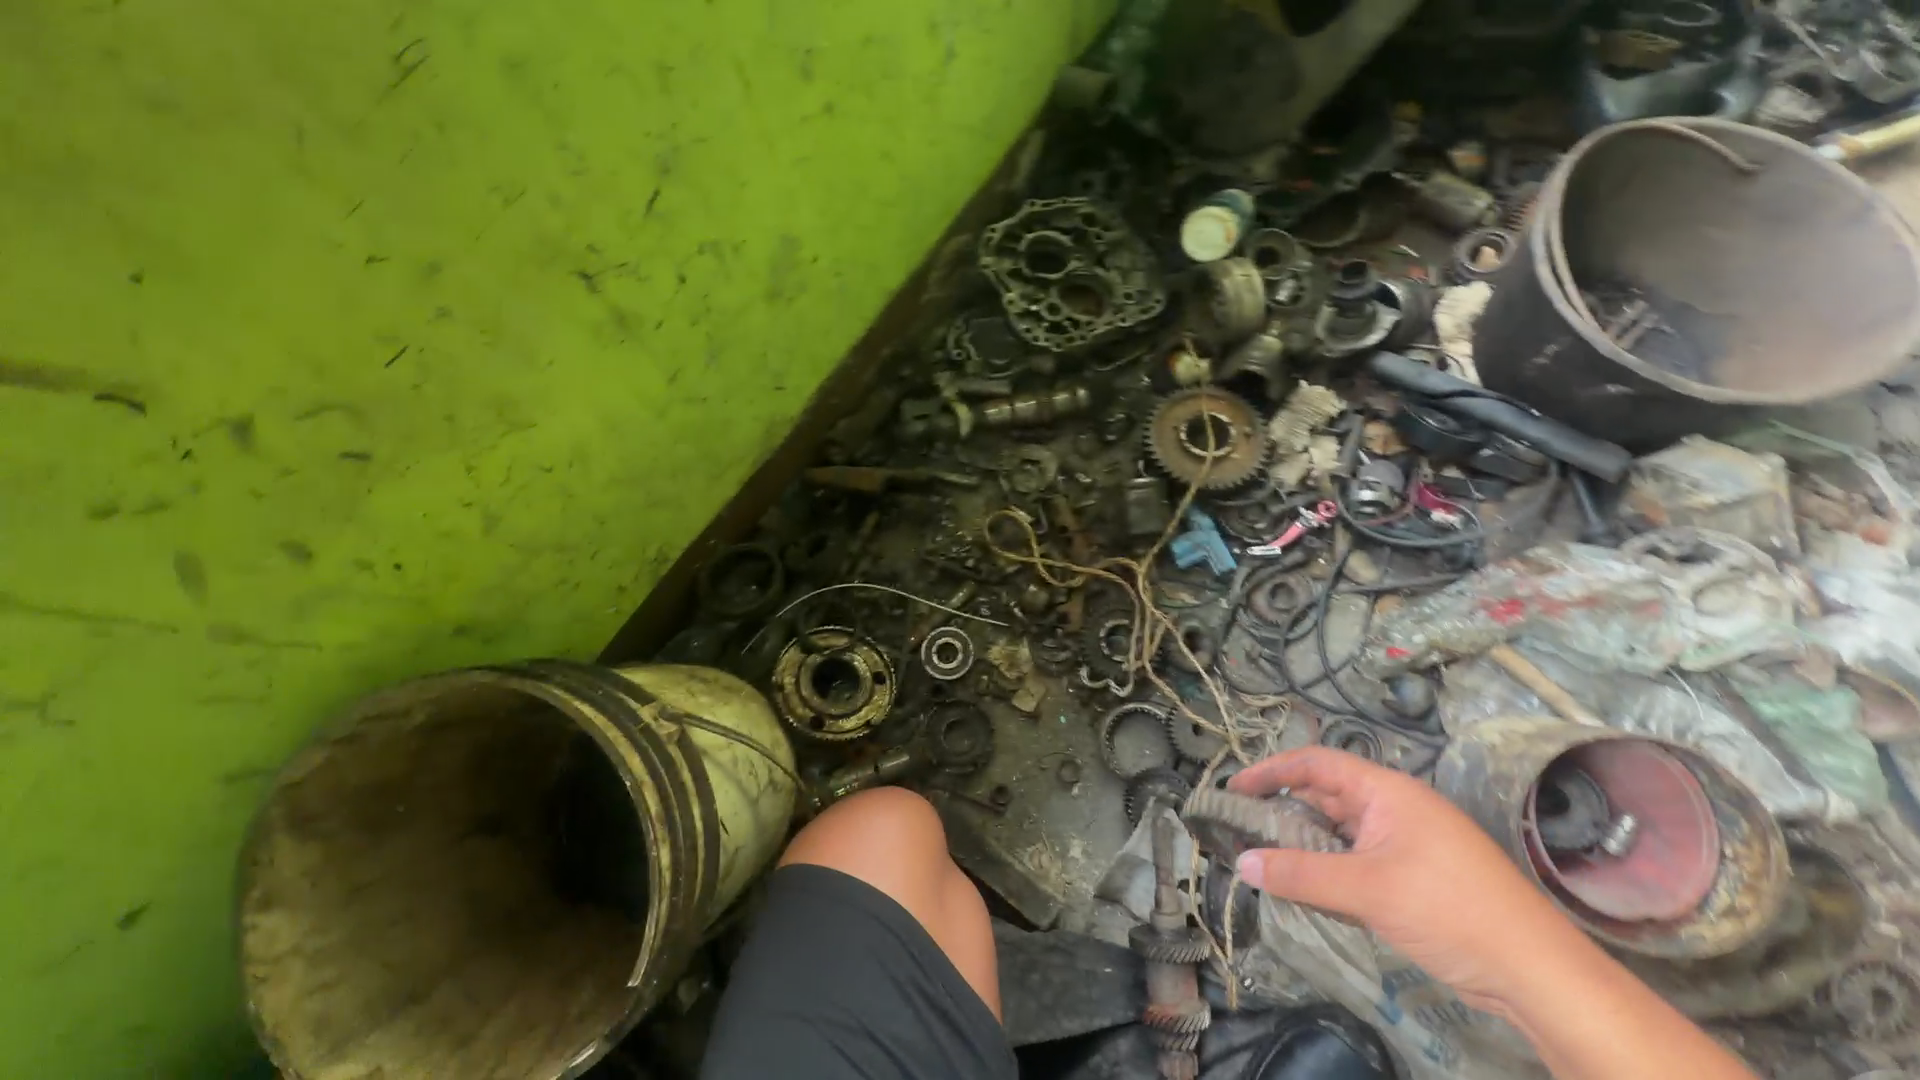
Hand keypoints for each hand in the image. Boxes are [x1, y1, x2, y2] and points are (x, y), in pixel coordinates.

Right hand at [1228, 746, 1586, 1016]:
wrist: (1534, 970)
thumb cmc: (1449, 909)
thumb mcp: (1367, 889)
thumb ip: (1300, 874)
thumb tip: (1241, 863)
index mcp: (1387, 792)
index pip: (1317, 764)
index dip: (1272, 770)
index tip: (1233, 788)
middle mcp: (1394, 810)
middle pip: (1325, 796)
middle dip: (1281, 808)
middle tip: (1238, 827)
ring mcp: (1405, 845)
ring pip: (1339, 833)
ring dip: (1302, 842)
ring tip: (1260, 857)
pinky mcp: (1412, 878)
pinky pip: (1355, 861)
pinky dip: (1325, 868)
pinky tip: (1304, 887)